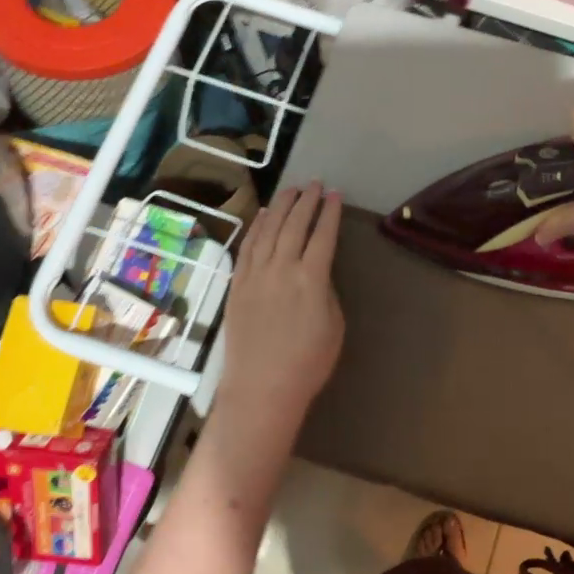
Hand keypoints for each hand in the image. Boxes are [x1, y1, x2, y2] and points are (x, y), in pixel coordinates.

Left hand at [218, 182, 345, 427]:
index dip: (330, 213)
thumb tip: (317, 272)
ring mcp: (255, 275)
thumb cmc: (307, 364)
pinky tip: (263, 215)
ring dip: (281, 207)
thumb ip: (326, 291)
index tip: (335, 195)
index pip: (323, 235)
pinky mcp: (237, 285)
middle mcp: (281, 268)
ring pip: (268, 230)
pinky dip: (257, 227)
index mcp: (311, 279)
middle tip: (314, 184)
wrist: (261, 389)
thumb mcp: (334, 326)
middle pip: (294, 225)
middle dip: (306, 201)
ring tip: (291, 190)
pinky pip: (248, 247)